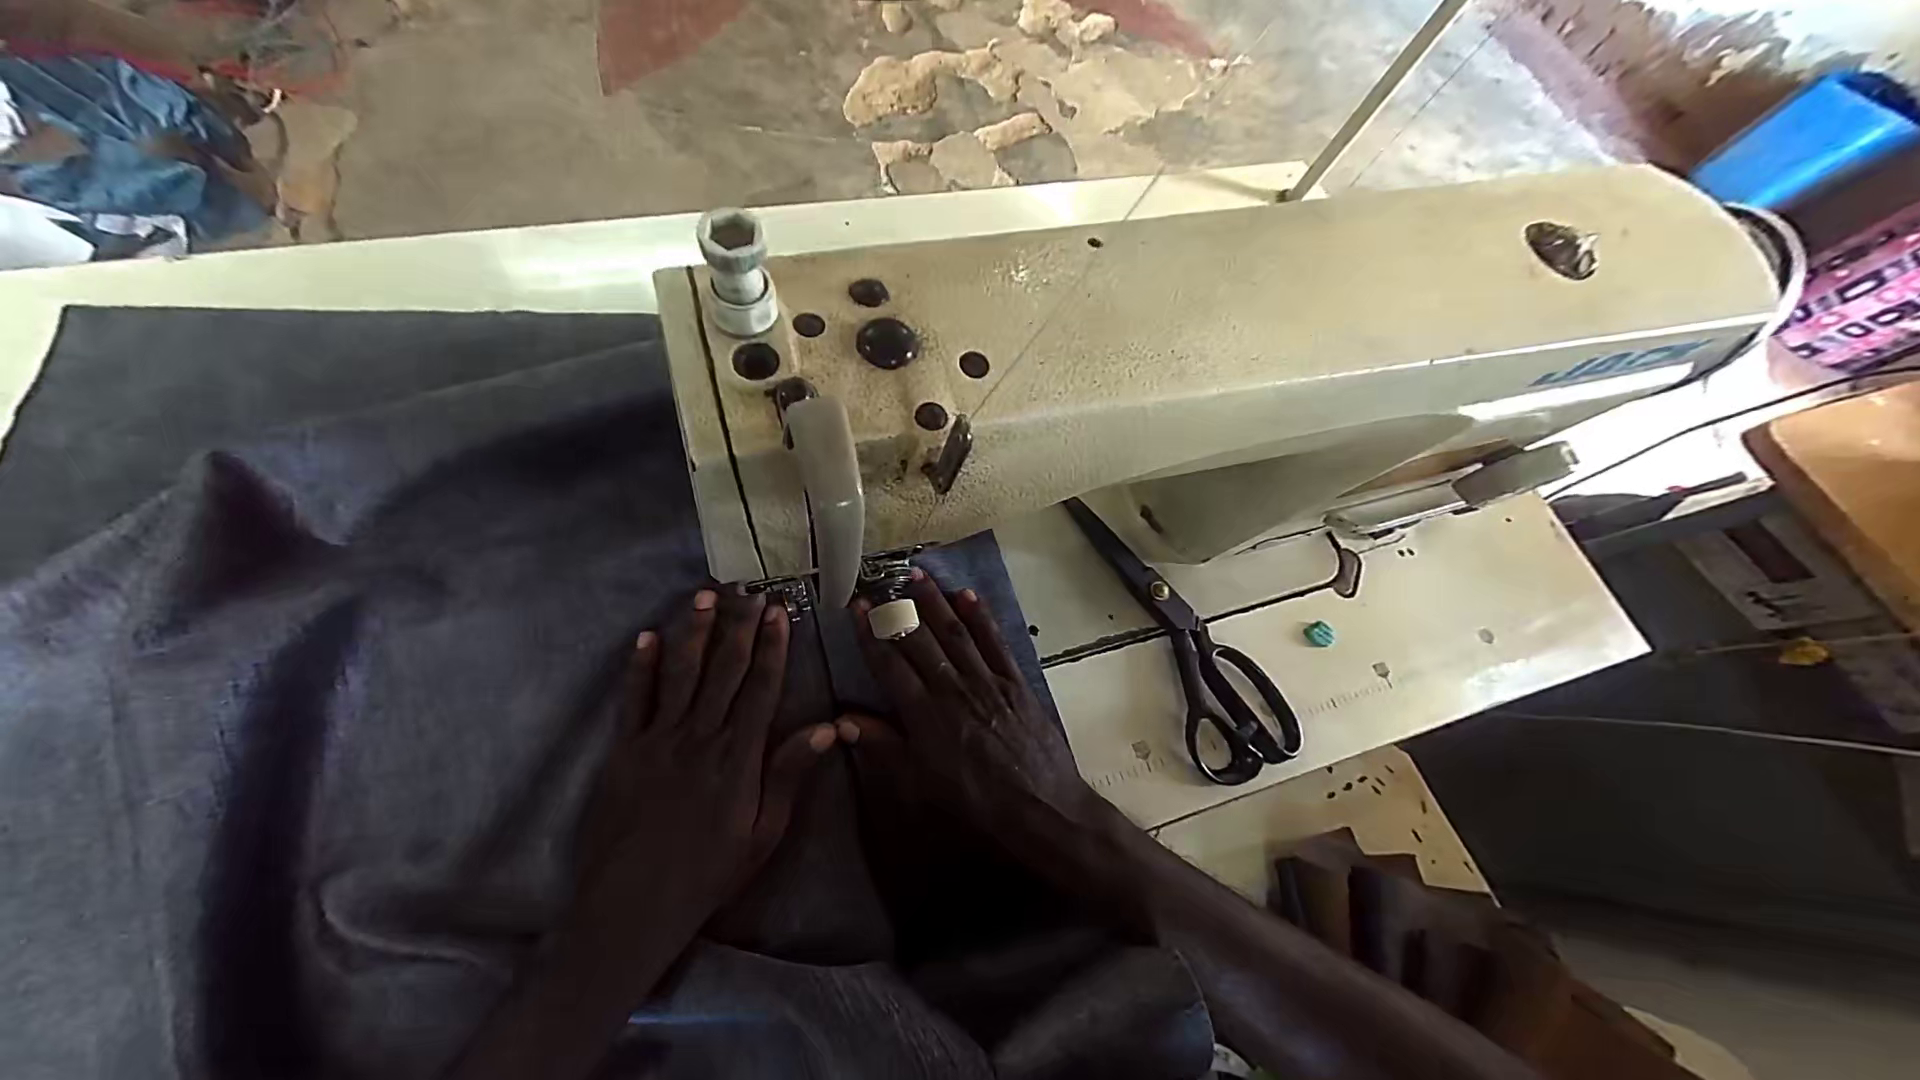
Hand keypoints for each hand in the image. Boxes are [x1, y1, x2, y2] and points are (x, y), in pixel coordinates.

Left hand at [573, 588, 834, 947]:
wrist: (630, 908)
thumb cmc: (708, 872)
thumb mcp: (763, 833)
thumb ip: (790, 775)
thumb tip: (828, 728)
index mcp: (739, 756)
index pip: (761, 688)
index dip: (772, 647)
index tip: (778, 612)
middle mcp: (700, 737)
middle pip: (724, 670)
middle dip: (738, 627)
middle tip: (746, 590)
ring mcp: (658, 740)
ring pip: (681, 674)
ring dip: (694, 632)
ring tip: (703, 596)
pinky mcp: (623, 751)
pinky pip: (633, 700)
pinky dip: (640, 667)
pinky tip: (647, 636)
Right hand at [845, 569, 1101, 834]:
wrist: (1039, 805)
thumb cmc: (975, 800)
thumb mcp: (921, 782)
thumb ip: (883, 746)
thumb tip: (842, 721)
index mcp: (924, 713)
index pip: (889, 665)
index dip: (870, 634)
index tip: (857, 608)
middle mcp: (952, 688)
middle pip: (919, 640)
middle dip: (897, 610)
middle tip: (881, 583)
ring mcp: (986, 680)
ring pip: (954, 632)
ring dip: (934, 602)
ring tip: (917, 575)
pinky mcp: (1014, 680)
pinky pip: (994, 641)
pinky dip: (980, 617)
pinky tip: (967, 595)